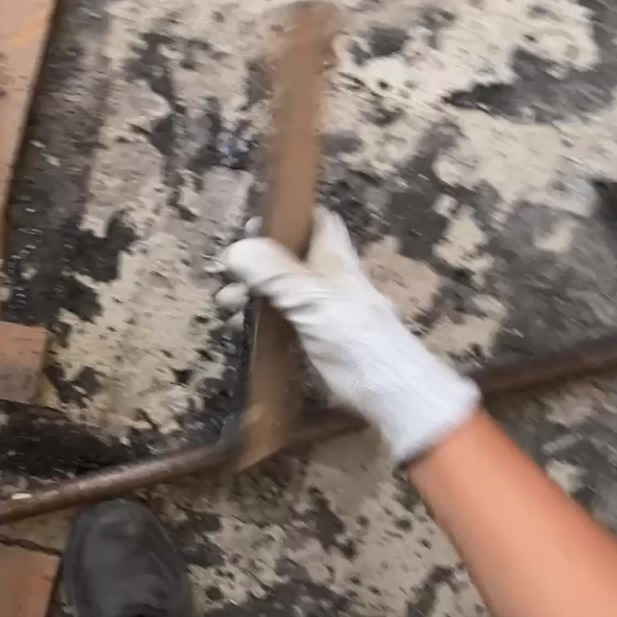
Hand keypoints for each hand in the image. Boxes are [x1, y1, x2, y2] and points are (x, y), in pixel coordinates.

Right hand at [213, 209, 479, 462]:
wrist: (389, 398)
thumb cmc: (358, 344)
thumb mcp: (313, 301)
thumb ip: (275, 274)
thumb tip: (235, 248)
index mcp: (334, 263)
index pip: (318, 223)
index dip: (289, 217)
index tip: (254, 224)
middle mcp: (326, 283)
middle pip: (285, 259)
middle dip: (253, 263)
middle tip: (227, 274)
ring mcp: (318, 314)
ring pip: (276, 292)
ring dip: (247, 294)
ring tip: (227, 306)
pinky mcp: (308, 343)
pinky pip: (275, 322)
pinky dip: (254, 322)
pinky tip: (238, 330)